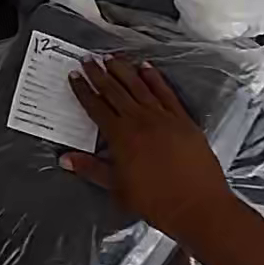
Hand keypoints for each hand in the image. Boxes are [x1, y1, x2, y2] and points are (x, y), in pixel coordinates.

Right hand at [62, 56, 242, 247]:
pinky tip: (146, 67)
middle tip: (88, 59)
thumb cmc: (155, 202)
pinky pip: (165, 92)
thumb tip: (64, 159)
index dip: (83, 90)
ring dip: (122, 70)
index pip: (96, 107)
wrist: (199, 207)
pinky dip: (154, 78)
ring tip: (111, 57)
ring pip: (137, 86)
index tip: (74, 76)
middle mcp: (139, 120)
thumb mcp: (117, 188)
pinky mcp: (182, 118)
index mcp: (120, 136)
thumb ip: (91, 169)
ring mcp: (162, 116)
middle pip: (114, 91)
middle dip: (98, 73)